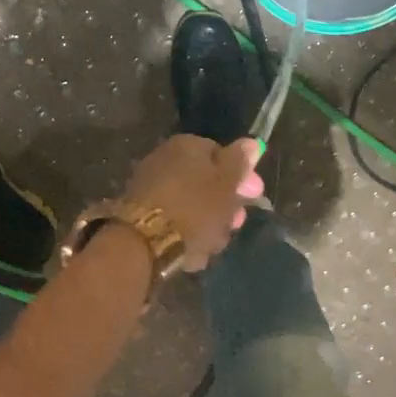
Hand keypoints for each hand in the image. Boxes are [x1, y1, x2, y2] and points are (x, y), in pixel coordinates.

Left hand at [125, 135, 262, 270]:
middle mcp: (166, 159)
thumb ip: (239, 162)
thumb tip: (252, 142)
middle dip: (225, 205)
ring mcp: (150, 187)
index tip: (255, 195)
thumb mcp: (226, 183)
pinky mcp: (141, 216)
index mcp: (187, 145)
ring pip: (191, 205)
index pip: (221, 155)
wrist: (143, 242)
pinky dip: (186, 236)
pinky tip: (194, 254)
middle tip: (235, 224)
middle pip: (205, 182)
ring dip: (208, 225)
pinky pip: (174, 223)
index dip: (241, 176)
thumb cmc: (194, 208)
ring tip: (214, 245)